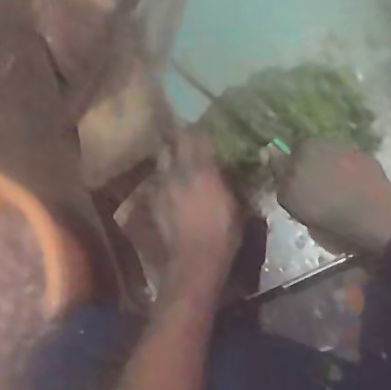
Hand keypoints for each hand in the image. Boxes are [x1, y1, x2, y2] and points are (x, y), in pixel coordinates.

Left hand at [152, 130, 240, 299]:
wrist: (194, 259)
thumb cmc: (223, 234)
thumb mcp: (236, 207)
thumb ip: (228, 184)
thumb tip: (228, 172)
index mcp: (204, 170)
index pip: (198, 138)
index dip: (201, 132)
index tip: (205, 129)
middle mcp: (179, 172)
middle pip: (174, 144)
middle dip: (180, 140)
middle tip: (188, 141)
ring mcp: (163, 186)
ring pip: (162, 162)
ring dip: (169, 159)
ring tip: (177, 163)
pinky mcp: (153, 203)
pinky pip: (157, 183)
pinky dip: (163, 180)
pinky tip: (169, 187)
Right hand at [277, 139, 390, 253]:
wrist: (374, 219)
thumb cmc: (326, 212)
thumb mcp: (291, 199)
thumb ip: (278, 172)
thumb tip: (266, 150)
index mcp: (305, 146)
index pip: (291, 154)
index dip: (293, 172)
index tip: (298, 191)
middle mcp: (330, 140)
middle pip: (314, 154)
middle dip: (313, 169)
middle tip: (316, 195)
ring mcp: (354, 149)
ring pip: (334, 159)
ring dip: (333, 173)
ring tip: (337, 197)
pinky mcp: (372, 162)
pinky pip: (354, 168)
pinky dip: (351, 178)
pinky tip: (354, 195)